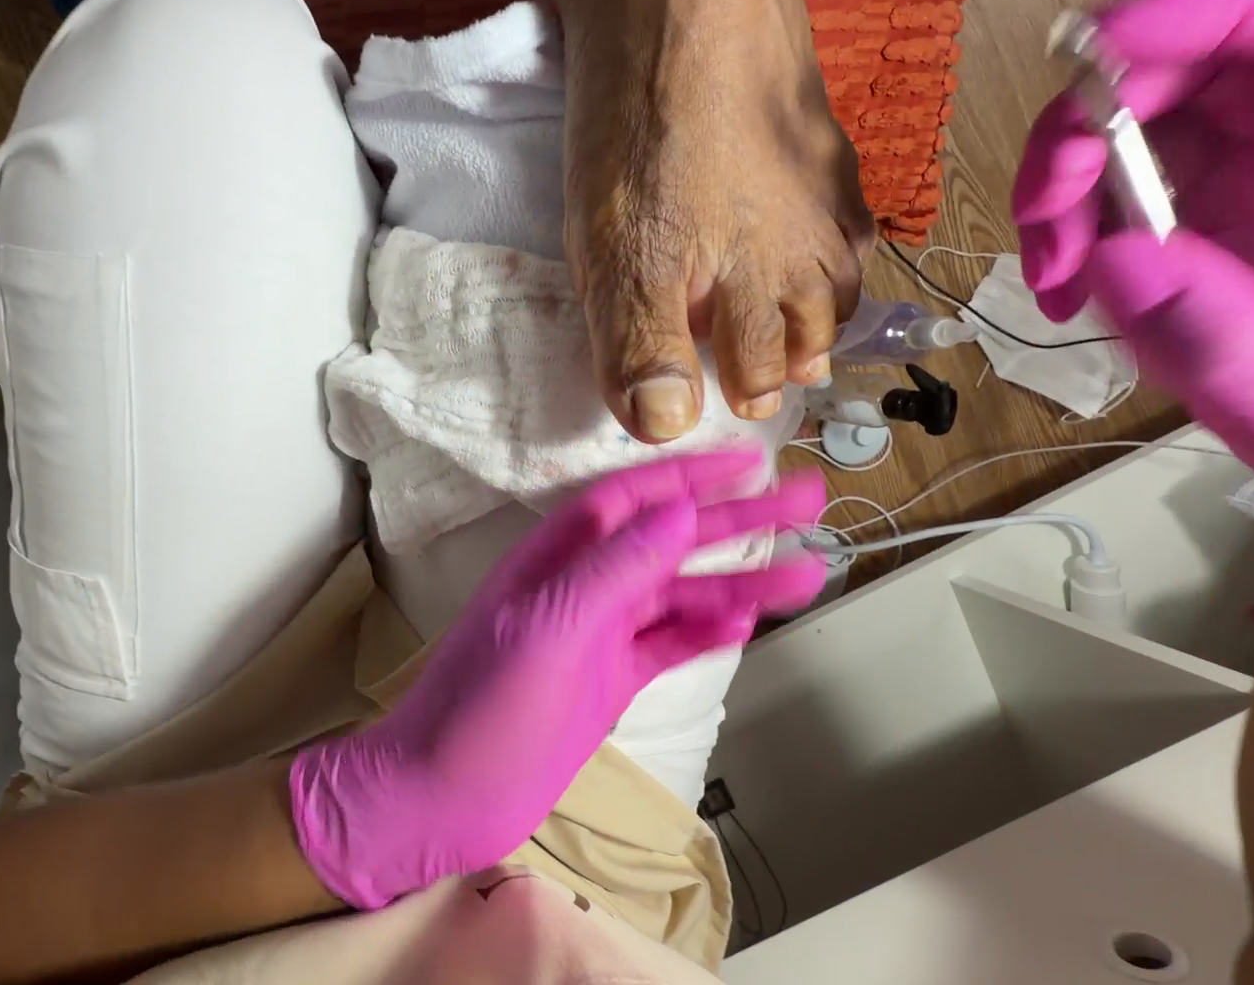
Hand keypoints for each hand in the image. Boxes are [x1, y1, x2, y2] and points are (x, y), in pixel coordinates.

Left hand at [289, 451, 825, 907]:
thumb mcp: (547, 629)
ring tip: (809, 569)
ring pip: (677, 596)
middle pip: (665, 542)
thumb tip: (678, 511)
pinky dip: (707, 632)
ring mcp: (595, 637)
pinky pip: (667, 645)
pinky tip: (750, 619)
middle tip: (807, 501)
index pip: (627, 500)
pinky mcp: (608, 681)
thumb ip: (611, 570)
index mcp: (552, 561)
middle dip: (732, 520)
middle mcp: (577, 588)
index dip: (686, 475)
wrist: (443, 795)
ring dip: (738, 581)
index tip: (748, 457)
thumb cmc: (482, 707)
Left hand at [524, 0, 872, 441]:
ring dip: (802, 305)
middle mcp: (806, 233)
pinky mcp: (799, 122)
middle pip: (805, 319)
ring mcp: (813, 173)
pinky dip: (814, 236)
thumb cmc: (646, 127)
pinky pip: (821, 200)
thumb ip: (643, 339)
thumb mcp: (620, 252)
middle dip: (780, 359)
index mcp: (766, 274)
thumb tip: (664, 430)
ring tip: (781, 335)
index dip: (743, 392)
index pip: (765, 362)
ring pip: (822, 263)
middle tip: (758, 384)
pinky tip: (804, 239)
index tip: (728, 415)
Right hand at [1012, 0, 1253, 482]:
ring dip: (1061, 197)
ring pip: (1131, 132)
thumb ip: (1215, 333)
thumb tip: (1110, 258)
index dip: (1172, 20)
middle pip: (1176, 75)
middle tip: (1041, 219)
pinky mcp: (1212, 207)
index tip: (1079, 71)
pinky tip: (1065, 285)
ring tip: (1051, 278)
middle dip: (1079, 139)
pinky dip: (1069, 230)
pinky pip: (1122, 186)